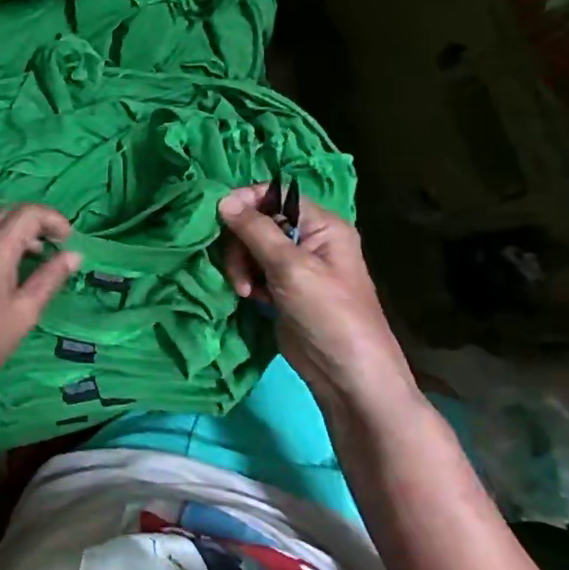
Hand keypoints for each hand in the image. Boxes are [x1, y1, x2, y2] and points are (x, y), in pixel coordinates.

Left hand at [0, 204, 81, 406]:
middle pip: (10, 210)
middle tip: (58, 242)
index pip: (28, 213)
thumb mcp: (27, 309)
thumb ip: (51, 277)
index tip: (70, 239)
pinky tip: (14, 260)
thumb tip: (75, 255)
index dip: (53, 219)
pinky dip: (1, 233)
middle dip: (37, 219)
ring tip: (39, 249)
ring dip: (17, 224)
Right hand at [217, 186, 410, 401]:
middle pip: (259, 222)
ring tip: (245, 291)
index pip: (277, 194)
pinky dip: (247, 281)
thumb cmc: (327, 313)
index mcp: (322, 225)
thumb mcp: (290, 267)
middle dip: (241, 243)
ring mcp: (296, 267)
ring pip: (252, 248)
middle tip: (239, 272)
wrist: (347, 375)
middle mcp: (310, 240)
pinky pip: (254, 271)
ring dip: (240, 265)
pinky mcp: (283, 290)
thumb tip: (223, 200)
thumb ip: (256, 231)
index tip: (221, 218)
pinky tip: (250, 298)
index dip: (247, 201)